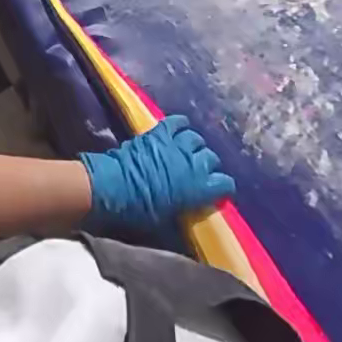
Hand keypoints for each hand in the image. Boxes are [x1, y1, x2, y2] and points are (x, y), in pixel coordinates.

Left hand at [80, 115, 235, 235]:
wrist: (116, 186)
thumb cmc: (142, 210)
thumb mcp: (171, 220)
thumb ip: (187, 211)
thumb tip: (191, 213)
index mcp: (201, 188)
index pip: (225, 183)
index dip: (222, 187)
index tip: (216, 190)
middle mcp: (194, 163)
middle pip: (212, 158)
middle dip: (208, 165)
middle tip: (198, 171)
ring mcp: (177, 145)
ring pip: (196, 138)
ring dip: (194, 145)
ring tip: (187, 150)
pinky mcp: (160, 132)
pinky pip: (176, 122)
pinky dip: (180, 124)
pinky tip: (179, 128)